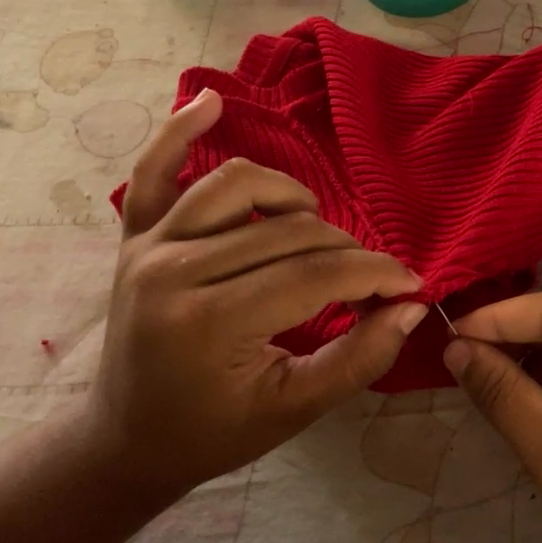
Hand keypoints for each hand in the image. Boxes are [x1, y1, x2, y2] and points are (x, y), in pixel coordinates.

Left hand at [93, 89, 426, 495]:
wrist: (127, 441)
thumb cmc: (213, 432)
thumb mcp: (295, 410)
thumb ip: (361, 358)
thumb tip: (411, 307)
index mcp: (208, 320)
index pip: (315, 274)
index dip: (376, 275)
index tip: (414, 286)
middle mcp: (172, 269)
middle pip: (288, 231)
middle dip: (349, 254)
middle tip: (373, 287)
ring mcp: (147, 246)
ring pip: (236, 184)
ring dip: (292, 199)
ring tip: (315, 231)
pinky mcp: (133, 236)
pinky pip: (152, 171)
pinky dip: (179, 133)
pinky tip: (211, 101)